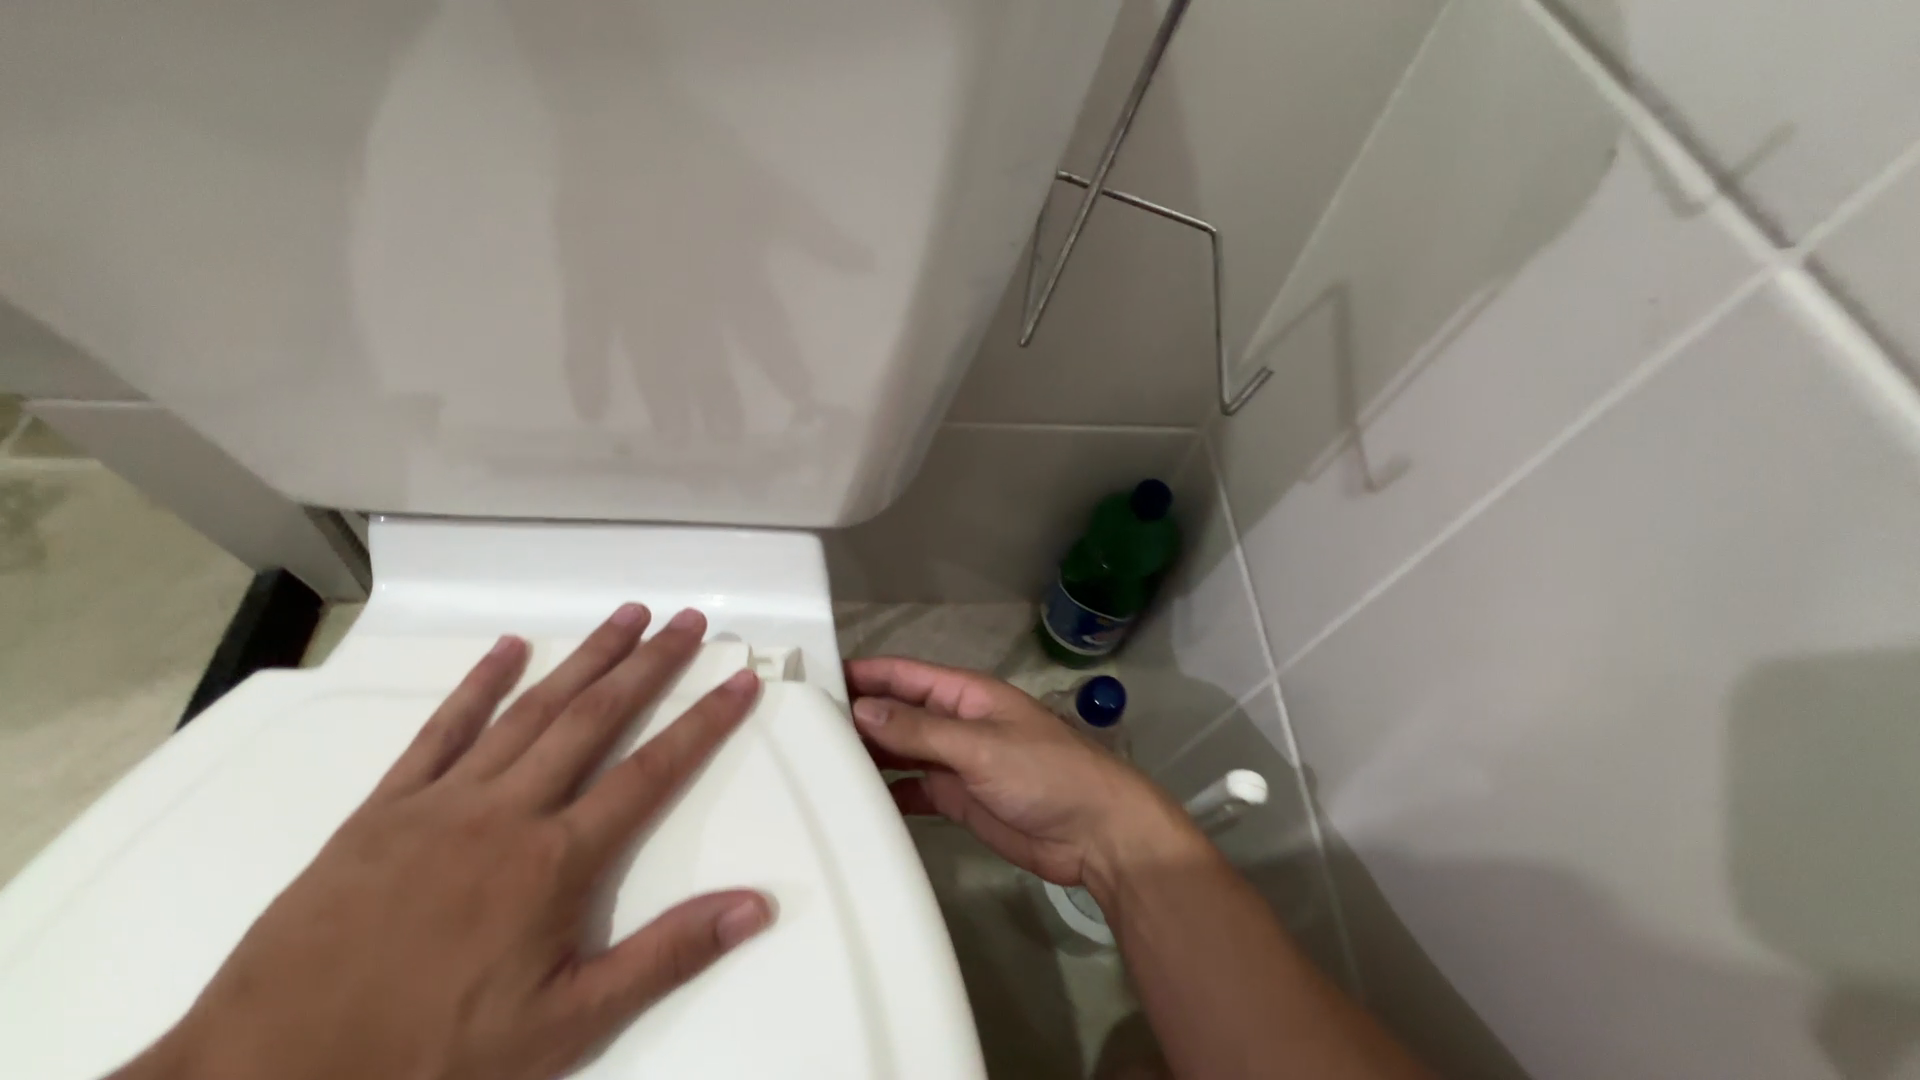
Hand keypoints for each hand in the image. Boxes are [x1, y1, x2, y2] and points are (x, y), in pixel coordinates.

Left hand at [117, 605, 771, 1079]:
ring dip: (585, 657)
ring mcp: (443, 801)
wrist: (271, 1075)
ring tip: (626, 616)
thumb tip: (755, 907)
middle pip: (595, 717)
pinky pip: (441, 730)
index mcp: (556, 860)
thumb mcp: (568, 1023)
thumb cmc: (433, 1054)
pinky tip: (509, 648)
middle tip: (688, 620)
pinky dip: (479, 684)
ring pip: (531, 709)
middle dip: (650, 663)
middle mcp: (509, 811)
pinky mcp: (385, 807)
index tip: (740, 680)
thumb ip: (667, 956)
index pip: (651, 771)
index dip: (703, 722)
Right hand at [846, 657, 1198, 892]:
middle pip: (897, 714)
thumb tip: (861, 709)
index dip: (863, 674)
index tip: (814, 678)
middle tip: (799, 729)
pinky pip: (913, 789)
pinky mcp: (957, 799)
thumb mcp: (981, 747)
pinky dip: (888, 793)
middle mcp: (955, 723)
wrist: (1096, 834)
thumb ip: (920, 731)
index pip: (904, 676)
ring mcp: (955, 762)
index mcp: (965, 695)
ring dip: (868, 756)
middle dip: (857, 716)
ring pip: (901, 752)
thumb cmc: (1045, 774)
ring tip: (816, 765)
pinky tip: (855, 802)